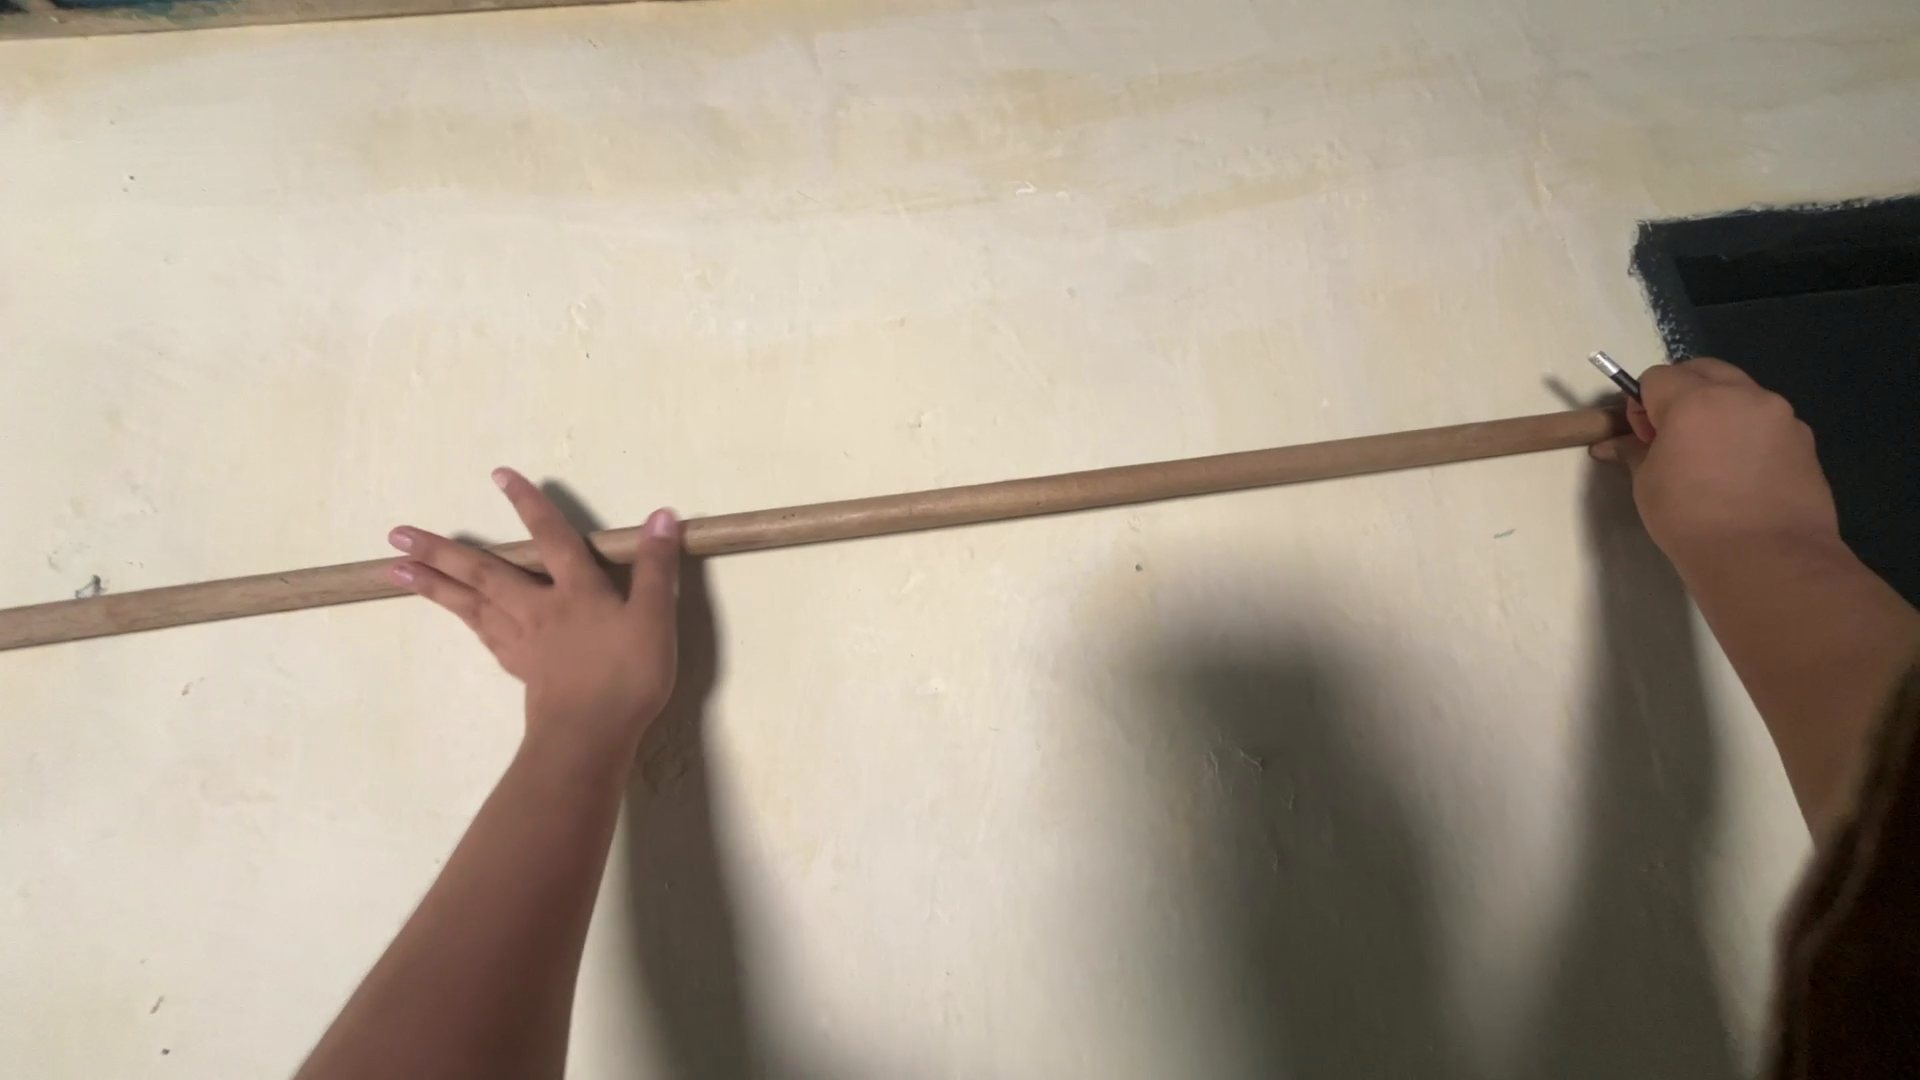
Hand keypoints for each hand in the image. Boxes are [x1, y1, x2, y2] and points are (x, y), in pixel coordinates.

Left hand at [386, 468, 681, 751]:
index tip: (500, 476)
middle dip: (444, 550)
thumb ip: (657, 565)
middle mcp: (540, 607)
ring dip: (434, 584)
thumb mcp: (656, 616)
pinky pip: (482, 634)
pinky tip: (456, 615)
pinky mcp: (519, 667)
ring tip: (396, 569)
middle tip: (396, 534)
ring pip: (471, 604)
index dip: (530, 505)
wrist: (591, 732)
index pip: (551, 537)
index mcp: (577, 590)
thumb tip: (661, 514)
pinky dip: (464, 619)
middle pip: (486, 572)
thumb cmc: (629, 673)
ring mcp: (523, 640)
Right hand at [1591, 358, 1841, 566]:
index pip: (1659, 376)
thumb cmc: (1687, 513)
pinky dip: (1741, 430)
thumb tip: (1616, 445)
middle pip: (1703, 371)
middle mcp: (1744, 397)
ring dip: (1713, 410)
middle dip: (1679, 392)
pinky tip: (1732, 470)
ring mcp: (1780, 416)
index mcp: (1697, 401)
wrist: (1762, 552)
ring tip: (1701, 455)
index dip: (1640, 401)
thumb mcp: (1645, 479)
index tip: (1638, 433)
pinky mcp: (1802, 439)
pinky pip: (1762, 419)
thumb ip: (1634, 450)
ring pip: (1737, 393)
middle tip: (1665, 434)